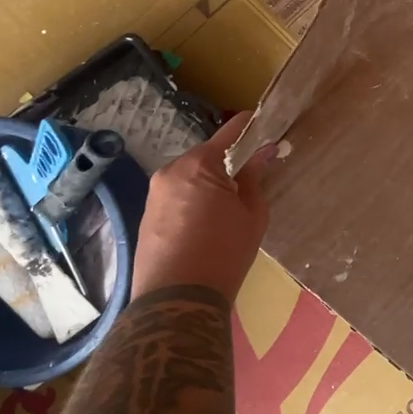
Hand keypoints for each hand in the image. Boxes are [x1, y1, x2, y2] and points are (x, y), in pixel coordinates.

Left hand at [130, 112, 275, 301]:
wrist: (177, 296)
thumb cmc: (224, 250)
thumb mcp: (252, 212)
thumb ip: (256, 177)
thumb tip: (265, 151)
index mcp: (198, 165)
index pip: (228, 133)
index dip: (246, 124)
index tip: (261, 116)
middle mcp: (170, 172)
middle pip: (207, 156)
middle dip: (229, 159)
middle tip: (256, 168)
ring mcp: (155, 194)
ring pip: (192, 176)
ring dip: (212, 180)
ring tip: (236, 197)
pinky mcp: (147, 215)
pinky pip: (179, 194)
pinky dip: (197, 197)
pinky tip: (213, 216)